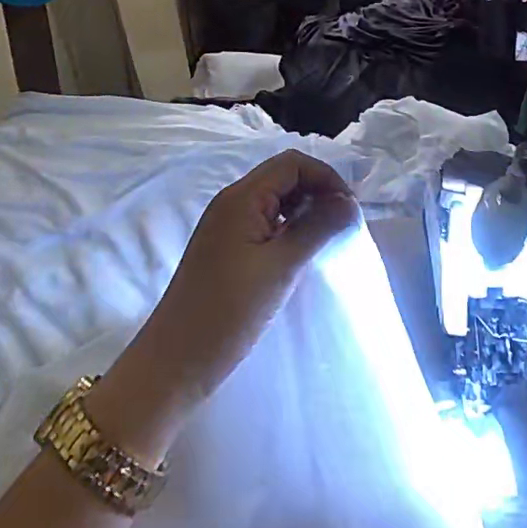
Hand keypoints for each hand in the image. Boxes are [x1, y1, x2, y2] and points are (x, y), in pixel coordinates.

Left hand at [89, 151, 359, 461]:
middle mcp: (231, 203)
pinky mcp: (227, 249)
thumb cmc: (229, 311)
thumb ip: (319, 227)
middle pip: (284, 176)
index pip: (293, 164)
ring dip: (307, 210)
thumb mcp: (282, 266)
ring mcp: (227, 227)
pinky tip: (303, 252)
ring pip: (277, 199)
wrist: (176, 363)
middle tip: (342, 224)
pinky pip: (267, 222)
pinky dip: (291, 227)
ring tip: (328, 238)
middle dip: (319, 191)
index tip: (348, 210)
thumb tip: (351, 201)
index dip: (326, 177)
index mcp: (241, 199)